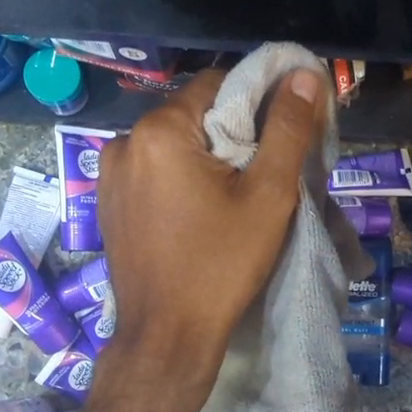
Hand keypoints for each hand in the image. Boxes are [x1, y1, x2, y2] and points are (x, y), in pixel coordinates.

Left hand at [93, 67, 325, 409]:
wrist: (168, 336)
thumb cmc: (222, 264)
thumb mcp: (269, 195)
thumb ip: (288, 129)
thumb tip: (303, 75)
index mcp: (160, 131)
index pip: (218, 84)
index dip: (258, 101)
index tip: (282, 133)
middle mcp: (124, 142)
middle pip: (194, 114)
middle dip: (232, 134)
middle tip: (264, 173)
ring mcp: (108, 175)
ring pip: (174, 145)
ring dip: (206, 158)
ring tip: (235, 197)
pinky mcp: (108, 203)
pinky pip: (154, 172)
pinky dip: (181, 179)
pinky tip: (202, 213)